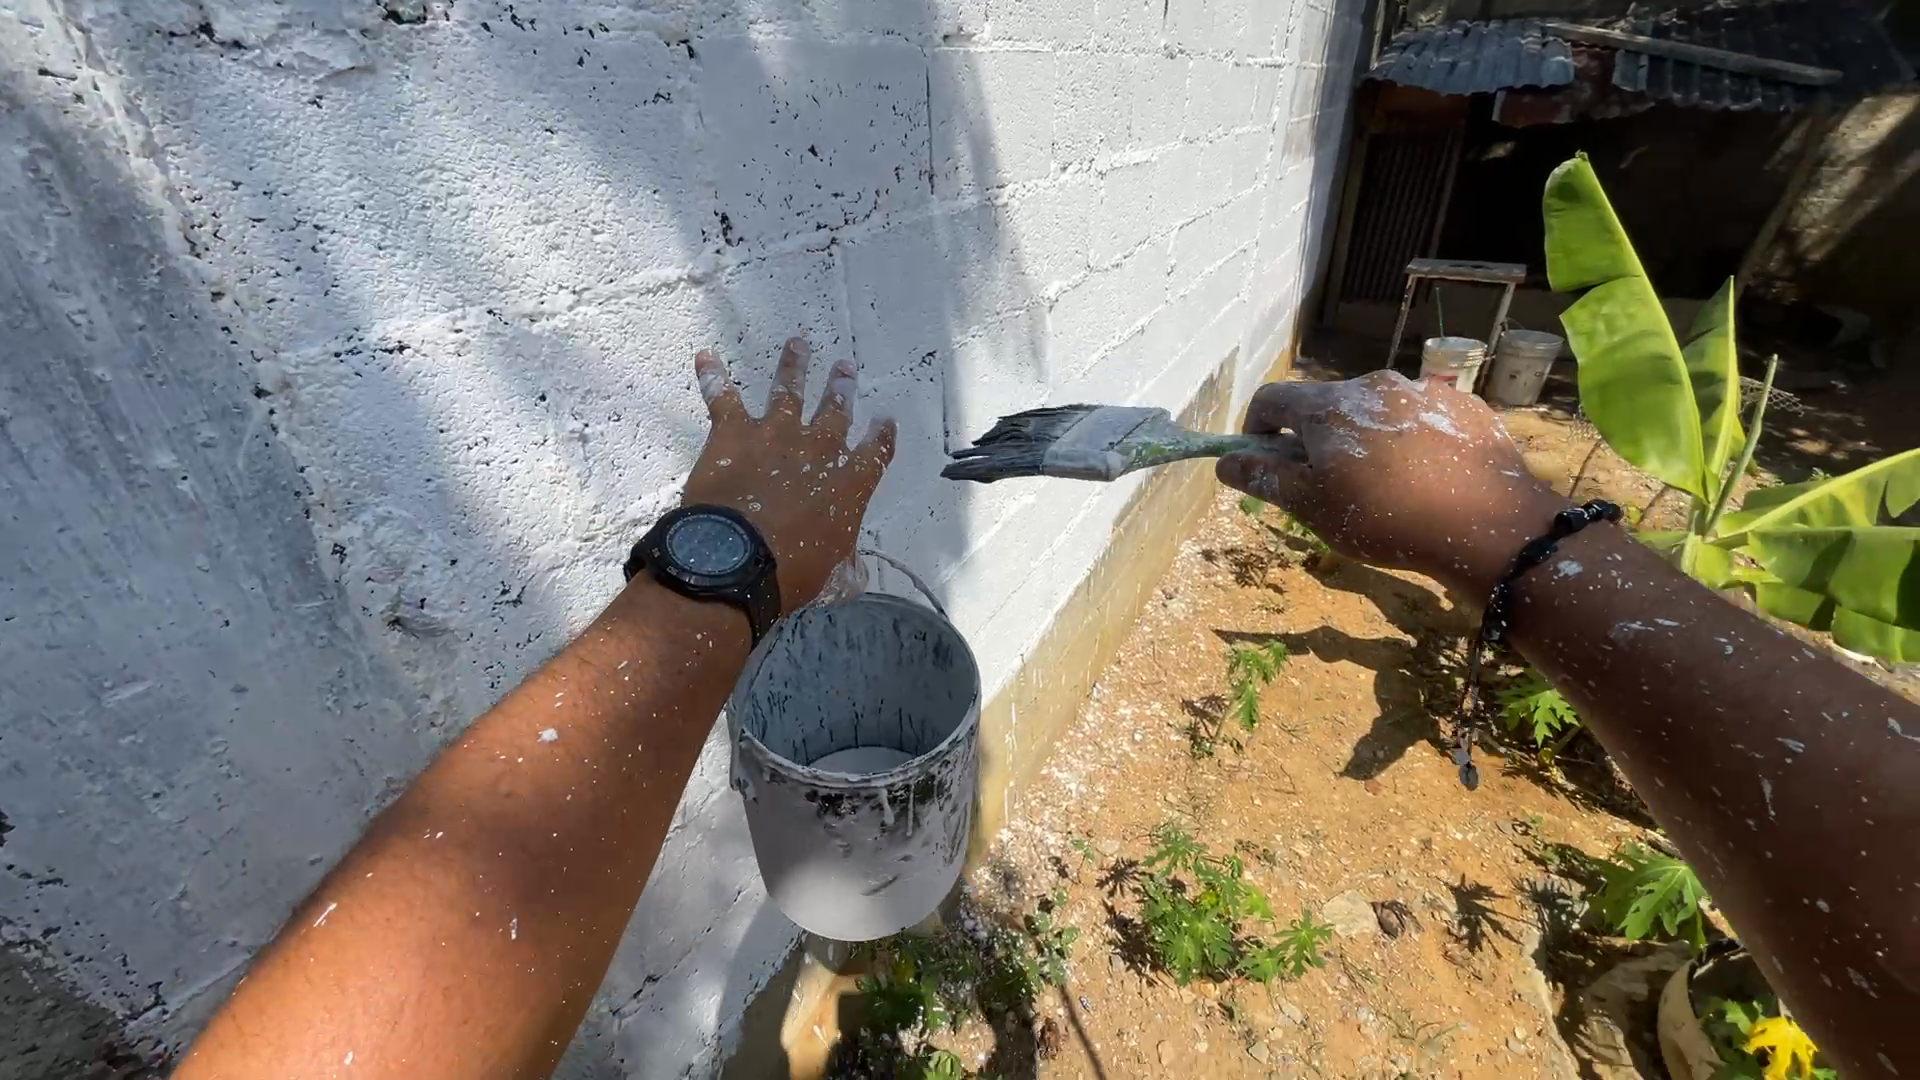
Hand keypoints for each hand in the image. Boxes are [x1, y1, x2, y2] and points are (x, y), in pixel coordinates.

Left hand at [682, 337, 895, 613]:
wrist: (738, 556)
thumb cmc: (792, 571)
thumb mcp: (831, 575)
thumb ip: (845, 566)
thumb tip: (857, 575)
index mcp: (848, 486)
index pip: (874, 454)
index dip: (881, 437)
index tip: (885, 420)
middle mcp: (818, 451)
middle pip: (835, 413)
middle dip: (841, 390)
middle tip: (845, 368)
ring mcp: (776, 435)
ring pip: (789, 391)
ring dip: (795, 366)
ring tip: (799, 343)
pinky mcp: (734, 433)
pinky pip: (723, 398)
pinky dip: (714, 376)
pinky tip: (705, 355)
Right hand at [1214, 371, 1565, 595]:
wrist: (1491, 526)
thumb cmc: (1383, 516)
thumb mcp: (1309, 504)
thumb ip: (1263, 477)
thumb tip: (1224, 463)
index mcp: (1330, 406)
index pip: (1271, 399)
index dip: (1255, 429)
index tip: (1264, 462)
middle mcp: (1375, 385)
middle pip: (1324, 406)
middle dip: (1313, 440)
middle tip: (1325, 486)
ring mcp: (1425, 392)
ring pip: (1372, 412)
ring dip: (1360, 441)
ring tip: (1380, 488)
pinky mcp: (1466, 409)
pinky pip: (1417, 419)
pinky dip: (1405, 442)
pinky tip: (1421, 479)